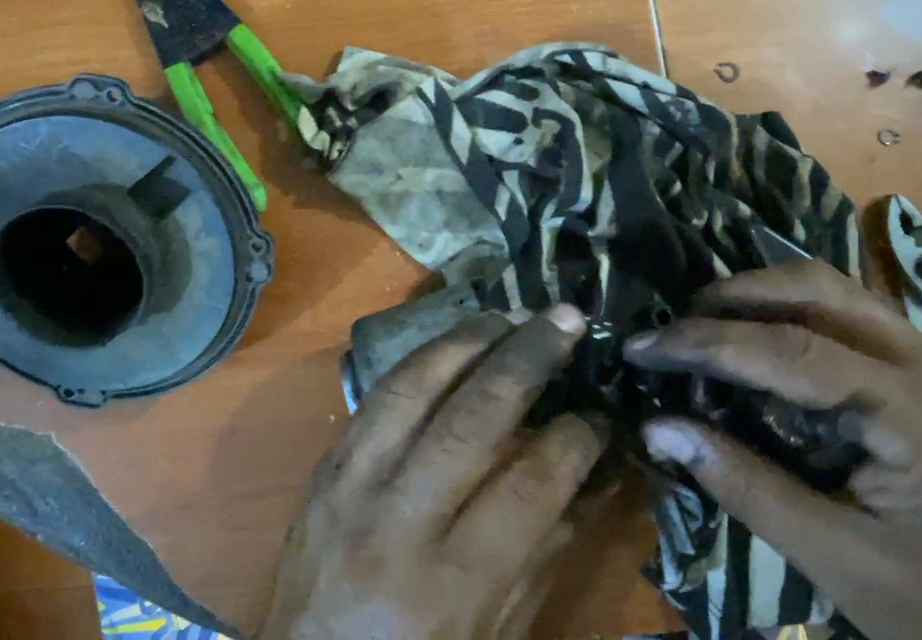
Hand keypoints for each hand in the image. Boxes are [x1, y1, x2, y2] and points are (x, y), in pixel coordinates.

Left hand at [259, 305, 607, 639]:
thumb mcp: (494, 633)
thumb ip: (542, 552)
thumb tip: (591, 474)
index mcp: (451, 585)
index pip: (527, 488)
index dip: (574, 439)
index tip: (599, 412)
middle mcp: (397, 524)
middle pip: (471, 420)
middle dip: (525, 359)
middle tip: (565, 319)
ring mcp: (350, 488)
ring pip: (411, 389)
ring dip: (465, 341)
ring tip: (508, 314)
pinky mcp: (323, 469)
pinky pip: (373, 398)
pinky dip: (417, 361)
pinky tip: (450, 342)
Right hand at [623, 261, 921, 639]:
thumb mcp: (833, 558)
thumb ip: (743, 484)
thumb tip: (656, 427)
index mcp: (916, 413)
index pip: (791, 349)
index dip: (707, 341)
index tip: (643, 345)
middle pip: (819, 289)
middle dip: (736, 295)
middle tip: (677, 327)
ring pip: (838, 289)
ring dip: (765, 295)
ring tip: (709, 324)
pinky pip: (855, 314)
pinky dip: (797, 313)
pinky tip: (764, 340)